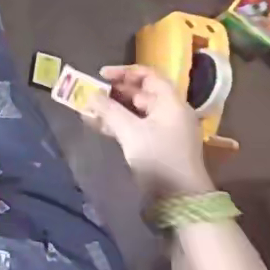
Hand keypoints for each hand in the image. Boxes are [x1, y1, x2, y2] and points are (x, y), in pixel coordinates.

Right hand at [83, 64, 212, 201]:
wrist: (180, 197)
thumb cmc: (158, 158)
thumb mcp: (131, 131)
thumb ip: (109, 110)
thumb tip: (91, 94)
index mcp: (170, 102)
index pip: (148, 75)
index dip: (124, 72)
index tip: (100, 75)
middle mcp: (169, 112)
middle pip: (141, 93)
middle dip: (114, 92)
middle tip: (90, 93)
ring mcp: (164, 130)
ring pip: (135, 111)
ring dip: (113, 109)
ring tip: (89, 110)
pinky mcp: (157, 146)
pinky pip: (135, 127)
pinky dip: (118, 123)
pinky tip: (99, 126)